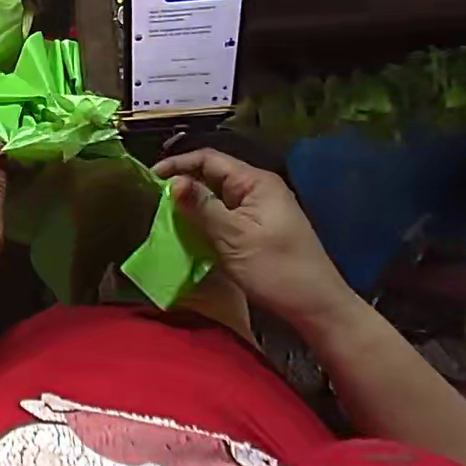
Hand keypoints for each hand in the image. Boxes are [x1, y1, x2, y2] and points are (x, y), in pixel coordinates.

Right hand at [153, 149, 360, 331]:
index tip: (149, 178)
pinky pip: (221, 213)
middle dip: (181, 182)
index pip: (208, 159)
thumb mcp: (233, 236)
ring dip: (190, 201)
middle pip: (211, 174)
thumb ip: (201, 206)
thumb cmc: (276, 269)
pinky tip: (185, 228)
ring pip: (214, 195)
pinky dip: (201, 217)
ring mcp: (257, 209)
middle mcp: (256, 189)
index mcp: (255, 182)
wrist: (316, 306)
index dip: (177, 164)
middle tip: (151, 196)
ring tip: (162, 211)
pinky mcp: (254, 228)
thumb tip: (172, 181)